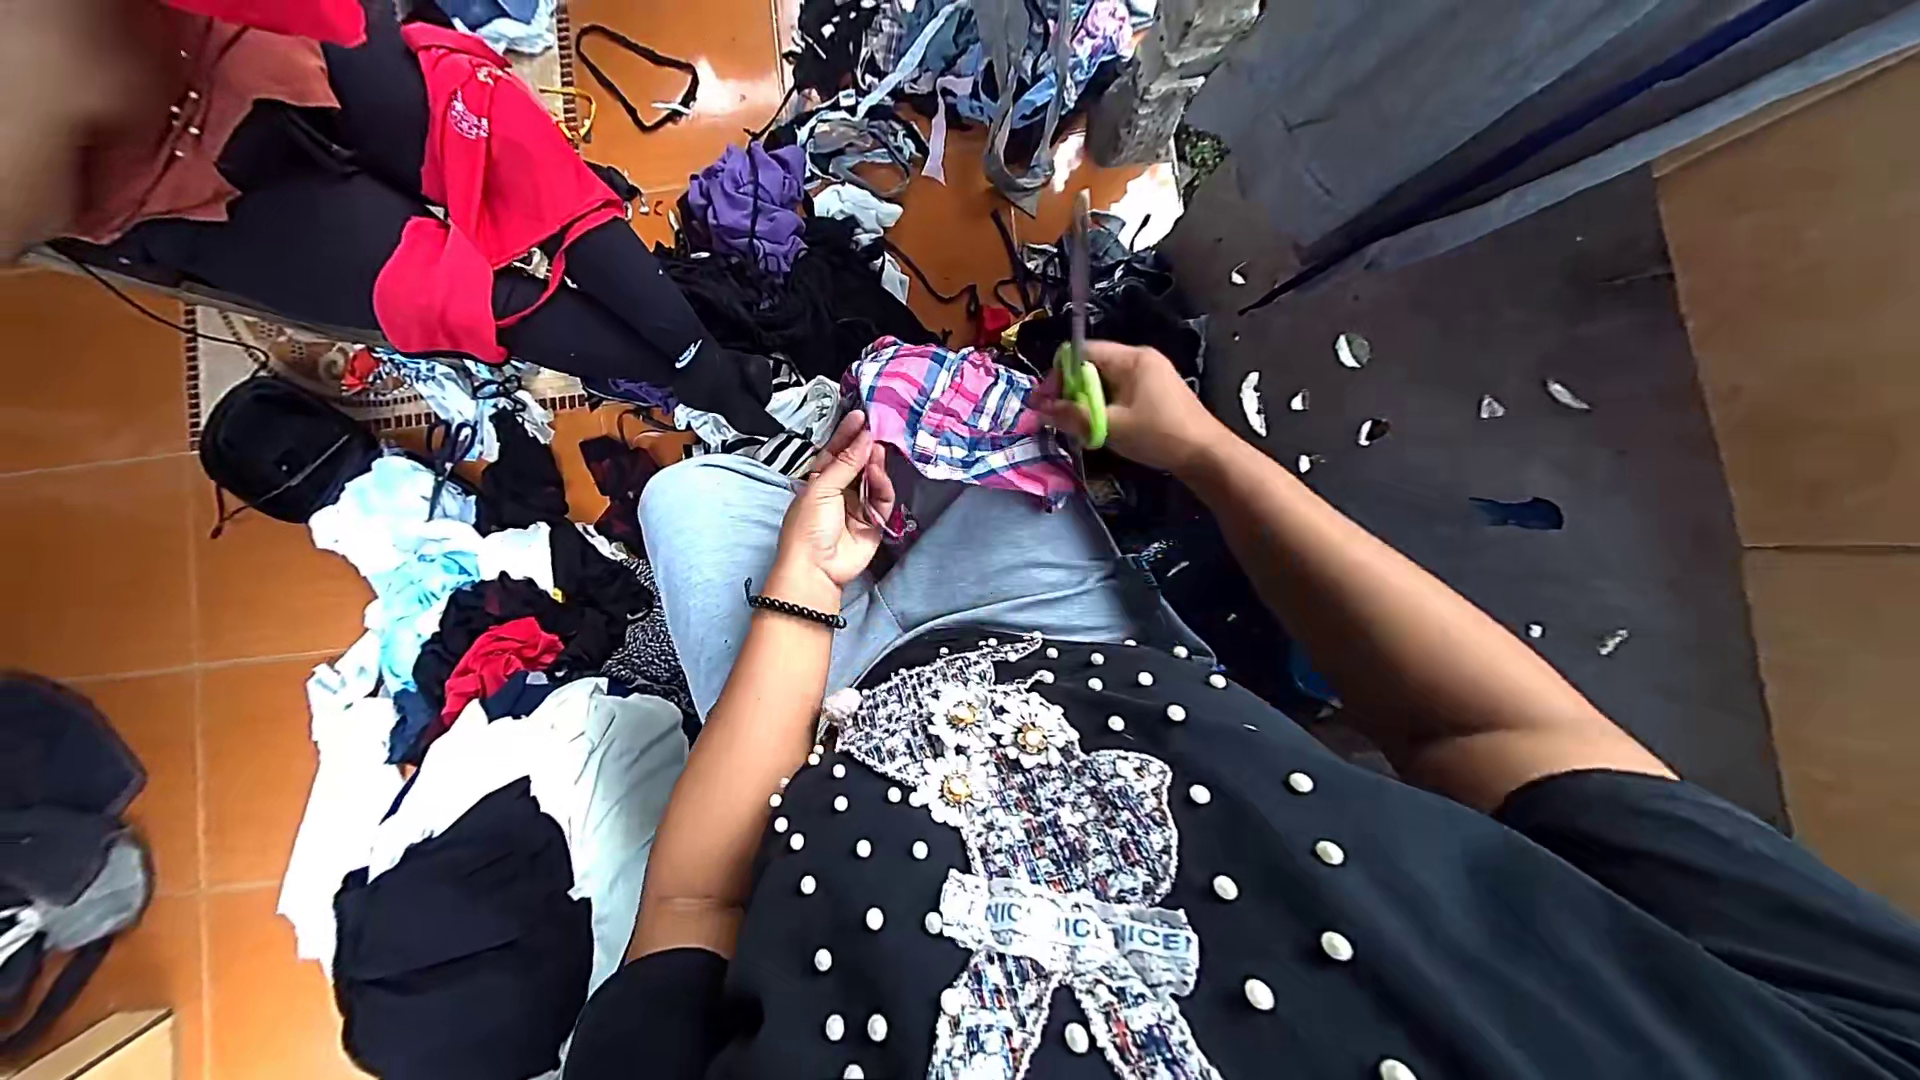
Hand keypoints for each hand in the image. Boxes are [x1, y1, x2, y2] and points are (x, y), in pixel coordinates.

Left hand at [766, 410, 895, 609]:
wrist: (817, 567)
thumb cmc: (808, 526)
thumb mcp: (822, 487)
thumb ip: (846, 462)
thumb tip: (865, 438)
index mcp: (818, 481)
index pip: (835, 452)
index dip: (847, 434)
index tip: (861, 416)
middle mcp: (839, 491)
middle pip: (857, 463)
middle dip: (866, 446)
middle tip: (878, 429)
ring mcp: (857, 506)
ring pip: (873, 478)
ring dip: (875, 464)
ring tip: (877, 450)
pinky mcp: (873, 521)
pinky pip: (882, 498)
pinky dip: (882, 485)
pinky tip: (879, 474)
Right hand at [1037, 341, 1227, 475]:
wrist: (1205, 455)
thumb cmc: (1159, 436)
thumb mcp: (1111, 426)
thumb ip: (1073, 415)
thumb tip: (1039, 408)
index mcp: (1132, 359)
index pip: (1082, 351)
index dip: (1059, 374)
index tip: (1046, 400)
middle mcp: (1140, 359)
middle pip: (1091, 366)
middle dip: (1070, 391)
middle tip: (1058, 418)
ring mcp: (1149, 376)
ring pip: (1103, 382)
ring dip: (1086, 403)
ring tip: (1078, 427)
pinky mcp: (1153, 393)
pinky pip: (1117, 393)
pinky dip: (1103, 407)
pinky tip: (1100, 428)